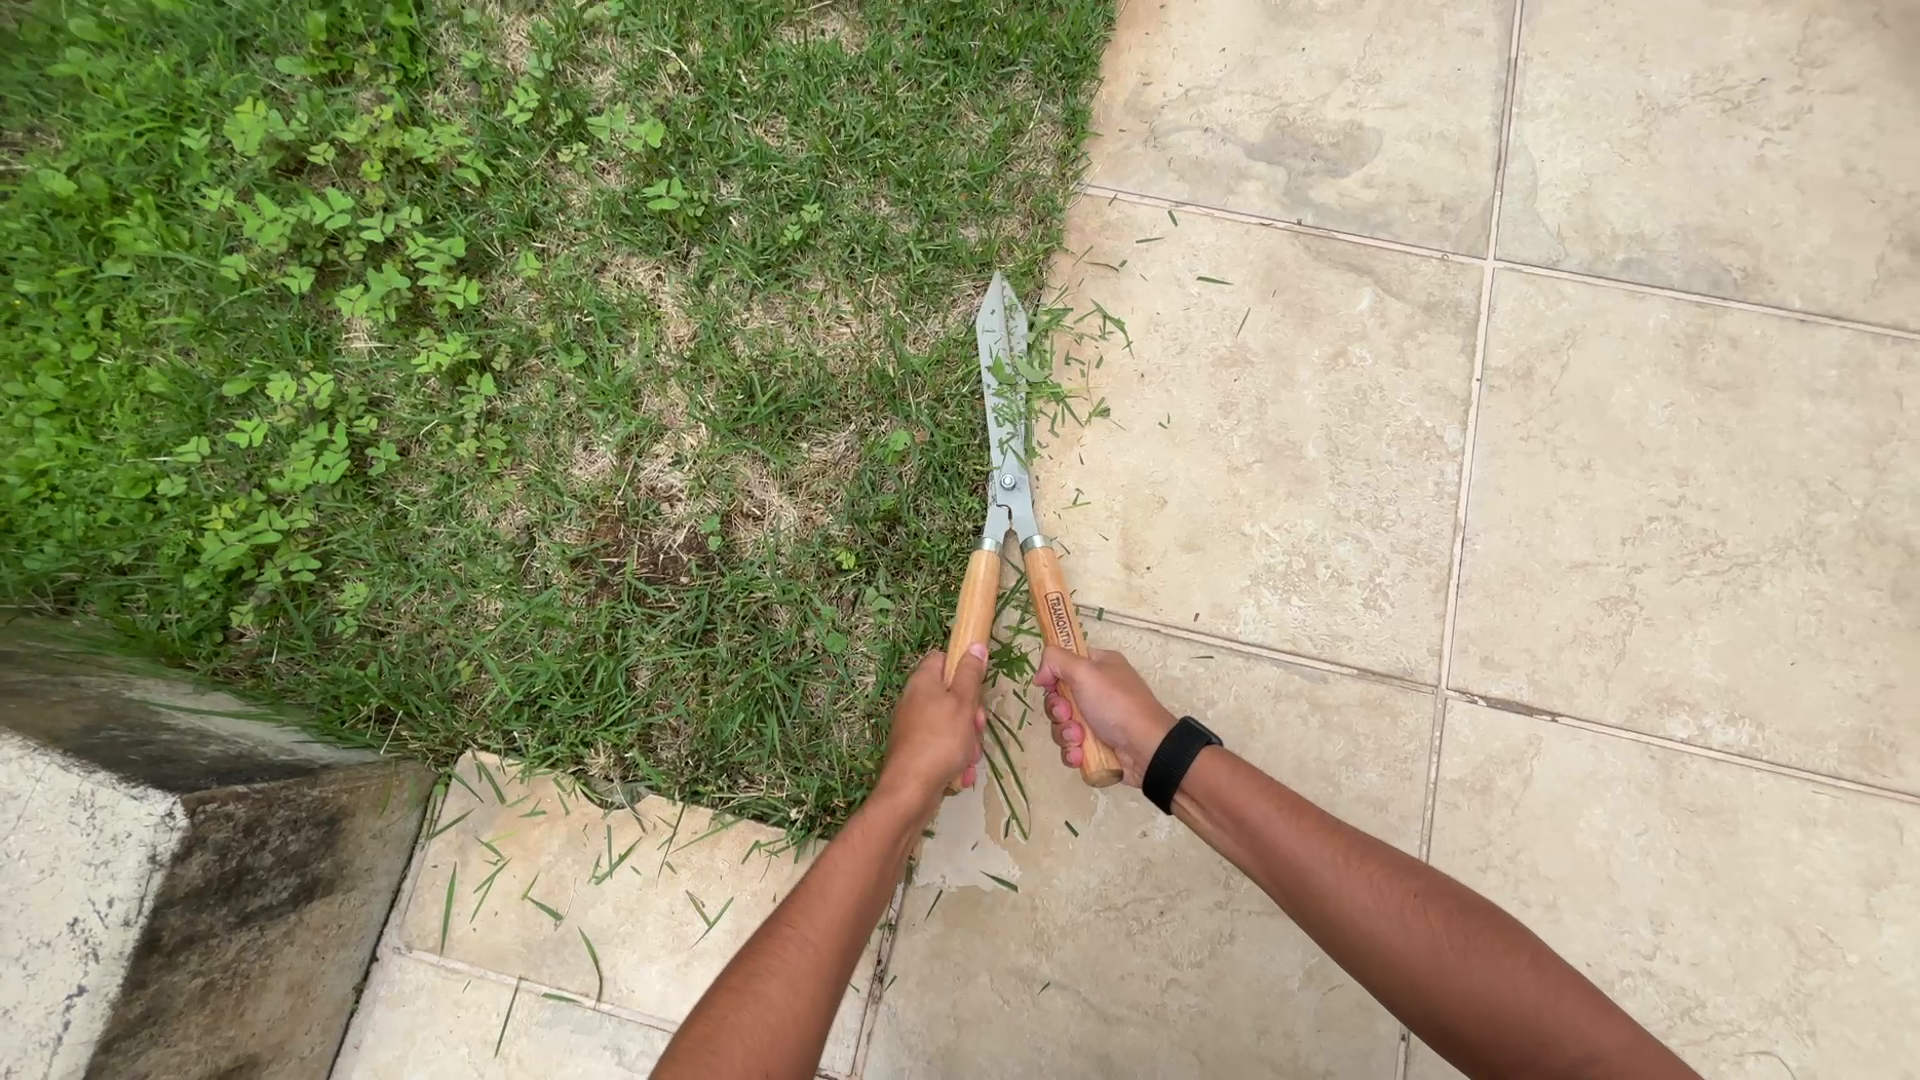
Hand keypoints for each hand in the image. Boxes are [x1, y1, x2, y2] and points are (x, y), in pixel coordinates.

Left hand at [878, 645, 987, 805]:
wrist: (910, 791)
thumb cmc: (939, 740)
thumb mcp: (962, 702)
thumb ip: (970, 674)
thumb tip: (974, 645)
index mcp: (923, 682)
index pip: (942, 658)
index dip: (962, 667)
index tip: (976, 684)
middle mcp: (915, 701)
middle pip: (952, 695)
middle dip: (970, 714)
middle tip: (976, 727)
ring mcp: (915, 727)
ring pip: (952, 725)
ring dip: (967, 741)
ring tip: (969, 757)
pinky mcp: (917, 751)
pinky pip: (944, 748)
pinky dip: (955, 759)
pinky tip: (960, 774)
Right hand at [1035, 646, 1177, 786]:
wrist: (1146, 749)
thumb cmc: (1117, 704)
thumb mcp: (1085, 671)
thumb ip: (1056, 660)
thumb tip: (1041, 674)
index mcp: (1099, 666)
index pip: (1064, 665)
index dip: (1053, 676)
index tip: (1049, 685)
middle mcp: (1098, 690)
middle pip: (1059, 697)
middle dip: (1058, 710)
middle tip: (1068, 714)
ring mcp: (1098, 719)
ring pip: (1062, 724)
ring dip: (1065, 733)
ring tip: (1079, 739)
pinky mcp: (1096, 745)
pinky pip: (1071, 746)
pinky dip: (1072, 751)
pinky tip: (1080, 754)